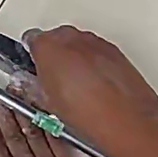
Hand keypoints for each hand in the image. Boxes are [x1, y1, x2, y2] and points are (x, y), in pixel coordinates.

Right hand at [23, 25, 157, 151]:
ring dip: (76, 56)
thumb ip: (37, 83)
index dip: (32, 53)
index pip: (32, 39)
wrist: (125, 118)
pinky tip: (96, 84)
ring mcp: (95, 42)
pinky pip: (97, 50)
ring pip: (78, 42)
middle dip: (54, 53)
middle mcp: (72, 37)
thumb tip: (37, 82)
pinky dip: (94, 61)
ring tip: (78, 84)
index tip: (33, 63)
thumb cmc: (89, 112)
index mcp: (48, 46)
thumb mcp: (48, 102)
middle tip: (54, 76)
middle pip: (56, 37)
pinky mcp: (114, 50)